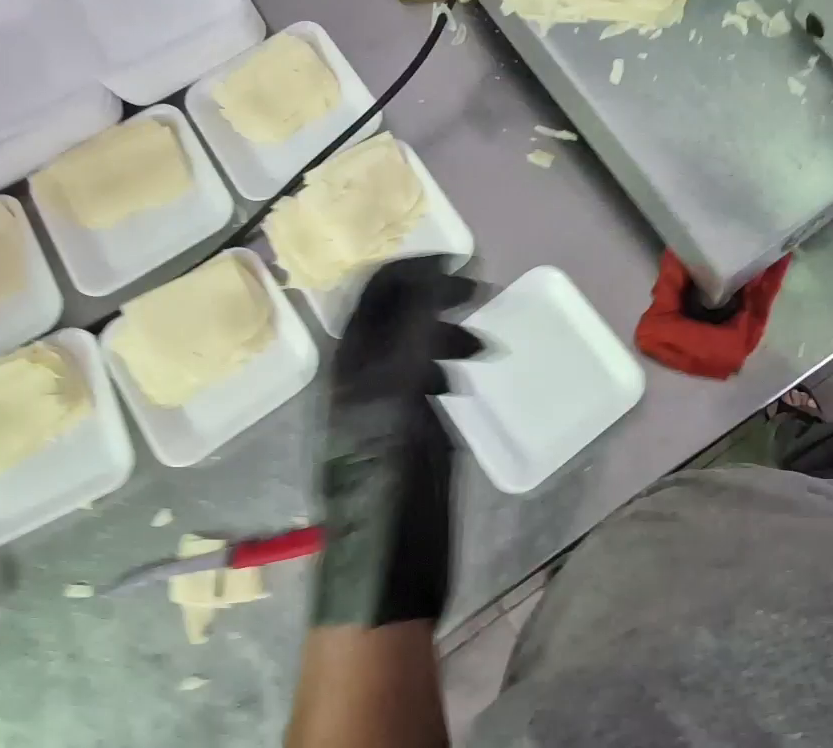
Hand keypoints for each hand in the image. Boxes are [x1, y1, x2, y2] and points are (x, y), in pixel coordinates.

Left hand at [312, 255, 482, 626]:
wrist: (385, 571)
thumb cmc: (390, 491)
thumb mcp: (401, 408)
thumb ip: (414, 348)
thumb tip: (431, 290)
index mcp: (351, 370)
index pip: (375, 294)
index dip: (414, 268)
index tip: (461, 260)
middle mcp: (359, 380)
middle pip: (392, 316)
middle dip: (434, 295)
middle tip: (478, 292)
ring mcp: (378, 406)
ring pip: (409, 346)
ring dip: (443, 331)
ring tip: (481, 344)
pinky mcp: (399, 430)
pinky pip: (419, 377)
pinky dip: (445, 364)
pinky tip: (465, 377)